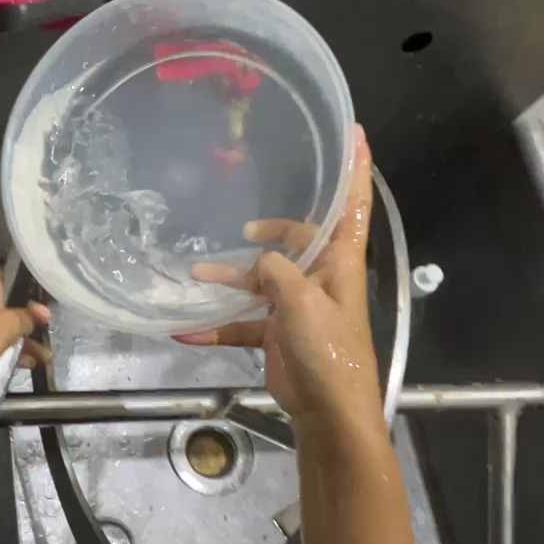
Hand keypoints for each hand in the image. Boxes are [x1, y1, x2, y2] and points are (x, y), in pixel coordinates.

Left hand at [0, 268, 51, 402]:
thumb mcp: (7, 326)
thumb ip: (28, 316)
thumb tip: (43, 311)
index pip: (12, 276)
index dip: (32, 290)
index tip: (50, 305)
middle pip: (8, 304)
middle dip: (30, 320)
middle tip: (49, 331)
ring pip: (2, 326)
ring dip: (23, 340)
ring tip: (45, 357)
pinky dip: (8, 350)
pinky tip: (27, 364)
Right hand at [174, 128, 381, 430]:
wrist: (328, 411)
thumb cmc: (328, 352)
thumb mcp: (303, 303)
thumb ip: (278, 272)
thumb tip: (259, 264)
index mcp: (340, 263)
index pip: (352, 205)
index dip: (356, 168)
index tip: (355, 132)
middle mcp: (321, 279)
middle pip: (298, 241)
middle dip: (273, 231)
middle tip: (245, 228)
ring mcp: (298, 307)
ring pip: (262, 282)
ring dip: (230, 279)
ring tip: (194, 273)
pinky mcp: (279, 335)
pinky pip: (244, 323)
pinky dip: (218, 327)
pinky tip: (188, 332)